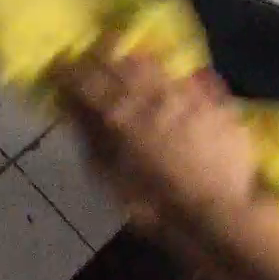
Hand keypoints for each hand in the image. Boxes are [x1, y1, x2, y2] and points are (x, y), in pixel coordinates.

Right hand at [52, 50, 261, 235]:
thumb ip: (87, 133)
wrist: (219, 218)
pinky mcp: (218, 109)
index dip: (66, 71)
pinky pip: (197, 82)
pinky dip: (182, 80)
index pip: (82, 78)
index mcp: (117, 113)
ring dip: (138, 65)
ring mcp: (188, 100)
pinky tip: (178, 87)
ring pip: (156, 66)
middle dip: (102, 60)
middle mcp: (150, 97)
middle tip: (94, 65)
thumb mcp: (105, 170)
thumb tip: (70, 106)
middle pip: (119, 63)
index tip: (59, 71)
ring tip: (132, 72)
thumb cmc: (150, 200)